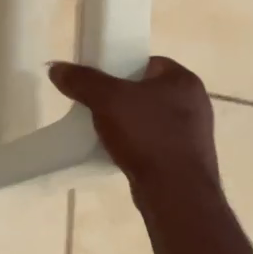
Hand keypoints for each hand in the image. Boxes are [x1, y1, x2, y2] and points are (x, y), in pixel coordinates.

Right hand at [48, 56, 219, 187]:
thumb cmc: (147, 136)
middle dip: (119, 98)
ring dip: (127, 122)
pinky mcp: (186, 156)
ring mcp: (193, 131)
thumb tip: (56, 67)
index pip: (147, 62)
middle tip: (96, 106)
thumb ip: (82, 80)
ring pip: (149, 117)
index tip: (98, 83)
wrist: (175, 191)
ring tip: (103, 130)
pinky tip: (119, 151)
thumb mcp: (107, 100)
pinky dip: (136, 143)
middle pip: (145, 90)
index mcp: (184, 80)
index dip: (119, 68)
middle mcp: (195, 102)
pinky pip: (154, 140)